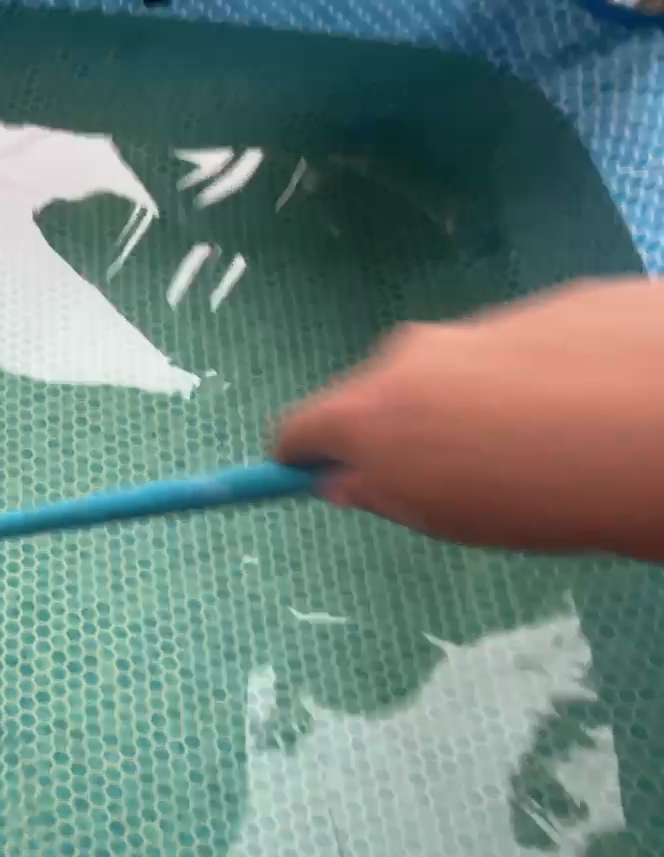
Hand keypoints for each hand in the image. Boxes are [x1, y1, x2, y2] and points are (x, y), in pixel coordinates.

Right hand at [274, 277, 663, 560]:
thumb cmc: (543, 495)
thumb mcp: (438, 517)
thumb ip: (374, 492)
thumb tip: (344, 479)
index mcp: (365, 409)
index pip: (293, 430)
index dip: (301, 457)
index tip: (323, 477)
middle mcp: (412, 352)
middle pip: (377, 389)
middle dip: (398, 421)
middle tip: (453, 463)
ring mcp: (493, 320)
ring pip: (458, 363)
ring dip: (477, 394)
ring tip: (551, 434)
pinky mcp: (576, 298)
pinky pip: (537, 340)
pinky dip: (550, 369)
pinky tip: (603, 401)